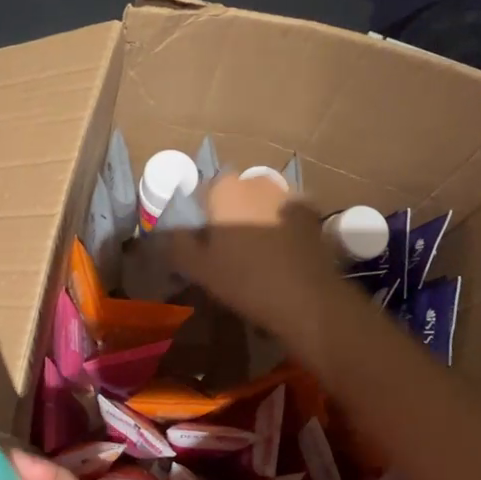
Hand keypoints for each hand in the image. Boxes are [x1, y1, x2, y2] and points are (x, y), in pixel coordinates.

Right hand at [170, 175, 347, 339]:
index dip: (199, 218)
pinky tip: (280, 253)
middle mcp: (256, 182)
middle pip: (233, 195)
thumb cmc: (244, 280)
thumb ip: (177, 244)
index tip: (201, 242)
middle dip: (229, 214)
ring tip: (256, 252)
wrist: (306, 298)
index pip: (201, 194)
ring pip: (261, 203)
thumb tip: (168, 232)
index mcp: (224, 189)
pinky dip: (280, 226)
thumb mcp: (197, 268)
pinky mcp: (312, 213)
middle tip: (227, 249)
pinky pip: (285, 215)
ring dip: (256, 218)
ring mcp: (288, 194)